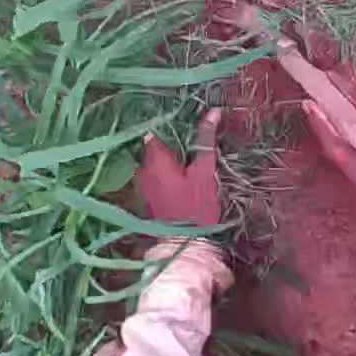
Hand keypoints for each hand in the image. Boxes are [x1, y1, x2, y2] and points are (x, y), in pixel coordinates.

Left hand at [139, 108, 222, 226]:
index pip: (158, 129)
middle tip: (194, 142)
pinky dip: (165, 170)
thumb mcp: (204, 171)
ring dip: (170, 156)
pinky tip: (181, 173)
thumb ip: (206, 140)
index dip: (174, 124)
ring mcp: (142, 183)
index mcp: (155, 159)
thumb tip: (213, 112)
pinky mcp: (146, 195)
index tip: (190, 123)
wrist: (185, 243)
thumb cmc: (196, 207)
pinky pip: (154, 174)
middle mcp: (143, 168)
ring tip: (190, 156)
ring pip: (154, 160)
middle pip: (155, 144)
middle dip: (173, 141)